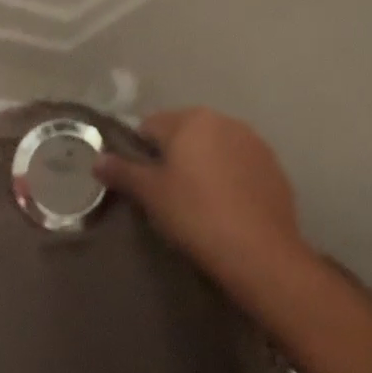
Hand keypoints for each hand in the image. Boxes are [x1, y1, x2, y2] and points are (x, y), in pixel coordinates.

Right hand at [94, 108, 309, 289]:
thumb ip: (122, 172)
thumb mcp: (150, 194)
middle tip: (166, 194)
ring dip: (203, 165)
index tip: (139, 181)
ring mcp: (254, 143)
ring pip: (215, 148)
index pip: (150, 125)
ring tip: (198, 202)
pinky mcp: (274, 167)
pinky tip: (226, 208)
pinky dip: (229, 178)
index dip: (139, 151)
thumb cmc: (195, 215)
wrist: (259, 251)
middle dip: (173, 156)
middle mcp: (224, 121)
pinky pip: (240, 165)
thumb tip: (97, 159)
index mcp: (191, 121)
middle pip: (186, 133)